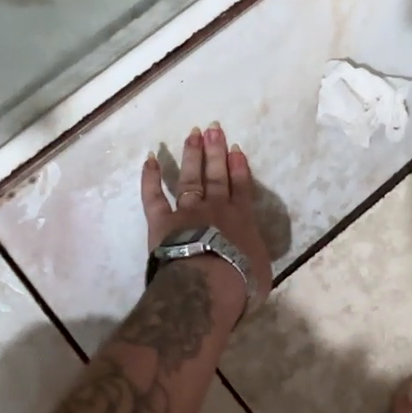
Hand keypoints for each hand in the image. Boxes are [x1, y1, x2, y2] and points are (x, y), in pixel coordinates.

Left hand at [141, 124, 274, 313]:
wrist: (208, 284)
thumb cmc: (240, 284)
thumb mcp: (261, 273)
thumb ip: (256, 258)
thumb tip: (253, 258)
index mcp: (241, 221)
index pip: (240, 188)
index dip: (238, 167)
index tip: (235, 148)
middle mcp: (216, 209)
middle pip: (216, 175)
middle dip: (215, 151)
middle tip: (213, 128)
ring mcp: (188, 211)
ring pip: (190, 178)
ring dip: (192, 155)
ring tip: (193, 134)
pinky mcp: (162, 221)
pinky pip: (154, 196)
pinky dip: (151, 178)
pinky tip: (150, 159)